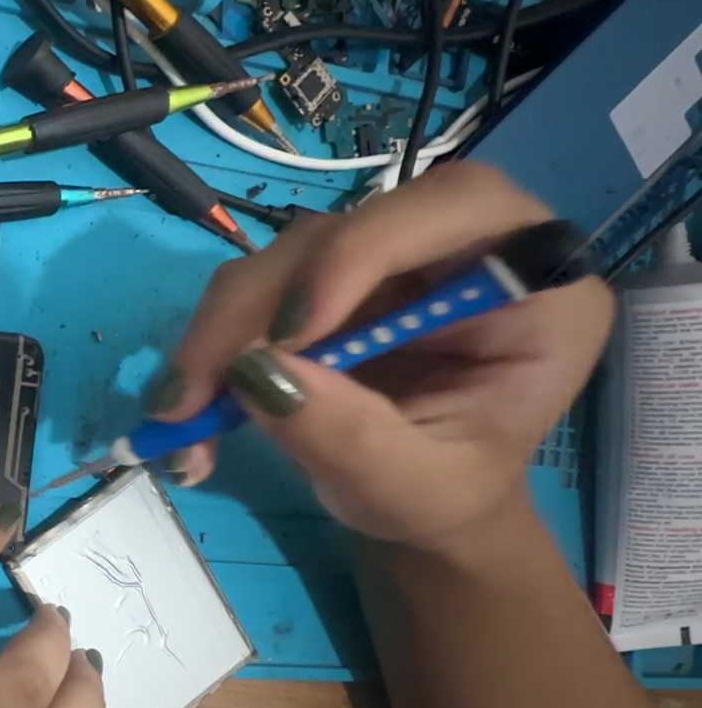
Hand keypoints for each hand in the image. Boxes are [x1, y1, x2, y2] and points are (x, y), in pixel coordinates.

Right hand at [147, 163, 613, 544]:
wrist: (411, 499)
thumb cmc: (438, 494)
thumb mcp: (409, 487)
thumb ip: (348, 435)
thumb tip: (250, 372)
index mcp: (527, 286)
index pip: (450, 209)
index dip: (355, 255)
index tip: (285, 339)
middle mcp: (442, 255)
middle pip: (326, 239)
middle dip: (246, 318)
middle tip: (190, 399)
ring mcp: (364, 269)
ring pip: (264, 267)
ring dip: (210, 340)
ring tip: (181, 418)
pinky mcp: (304, 290)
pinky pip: (234, 301)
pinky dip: (201, 354)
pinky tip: (189, 409)